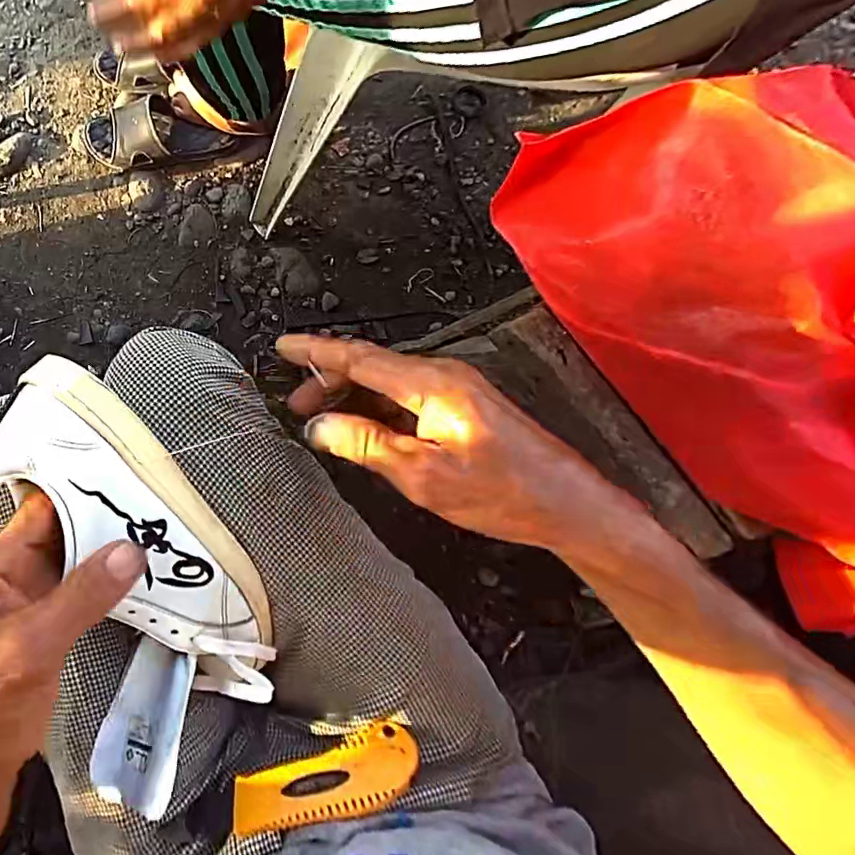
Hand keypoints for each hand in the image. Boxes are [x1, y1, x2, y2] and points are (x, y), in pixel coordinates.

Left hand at [0, 493, 144, 854]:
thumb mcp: (32, 642)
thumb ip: (80, 597)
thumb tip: (123, 555)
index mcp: (1, 568)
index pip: (41, 510)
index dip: (76, 489)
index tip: (115, 478)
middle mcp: (20, 578)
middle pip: (67, 531)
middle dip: (103, 519)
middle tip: (147, 509)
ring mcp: (40, 603)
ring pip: (81, 562)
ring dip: (111, 552)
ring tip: (151, 537)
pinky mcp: (57, 627)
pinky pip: (89, 592)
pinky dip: (112, 584)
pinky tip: (138, 581)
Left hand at [69, 0, 314, 62]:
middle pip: (134, 4)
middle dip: (108, 13)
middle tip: (92, 16)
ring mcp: (201, 6)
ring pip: (155, 34)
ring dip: (130, 42)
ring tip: (115, 45)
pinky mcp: (217, 23)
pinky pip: (184, 46)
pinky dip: (162, 53)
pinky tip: (150, 56)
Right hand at [277, 334, 644, 554]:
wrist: (570, 506)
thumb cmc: (508, 492)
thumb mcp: (423, 475)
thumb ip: (366, 445)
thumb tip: (321, 427)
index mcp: (432, 386)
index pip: (358, 358)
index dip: (316, 351)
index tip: (285, 347)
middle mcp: (444, 377)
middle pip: (369, 365)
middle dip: (326, 379)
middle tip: (297, 404)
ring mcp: (454, 390)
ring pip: (385, 381)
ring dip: (349, 395)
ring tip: (322, 421)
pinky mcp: (461, 406)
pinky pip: (404, 395)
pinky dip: (374, 406)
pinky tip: (362, 429)